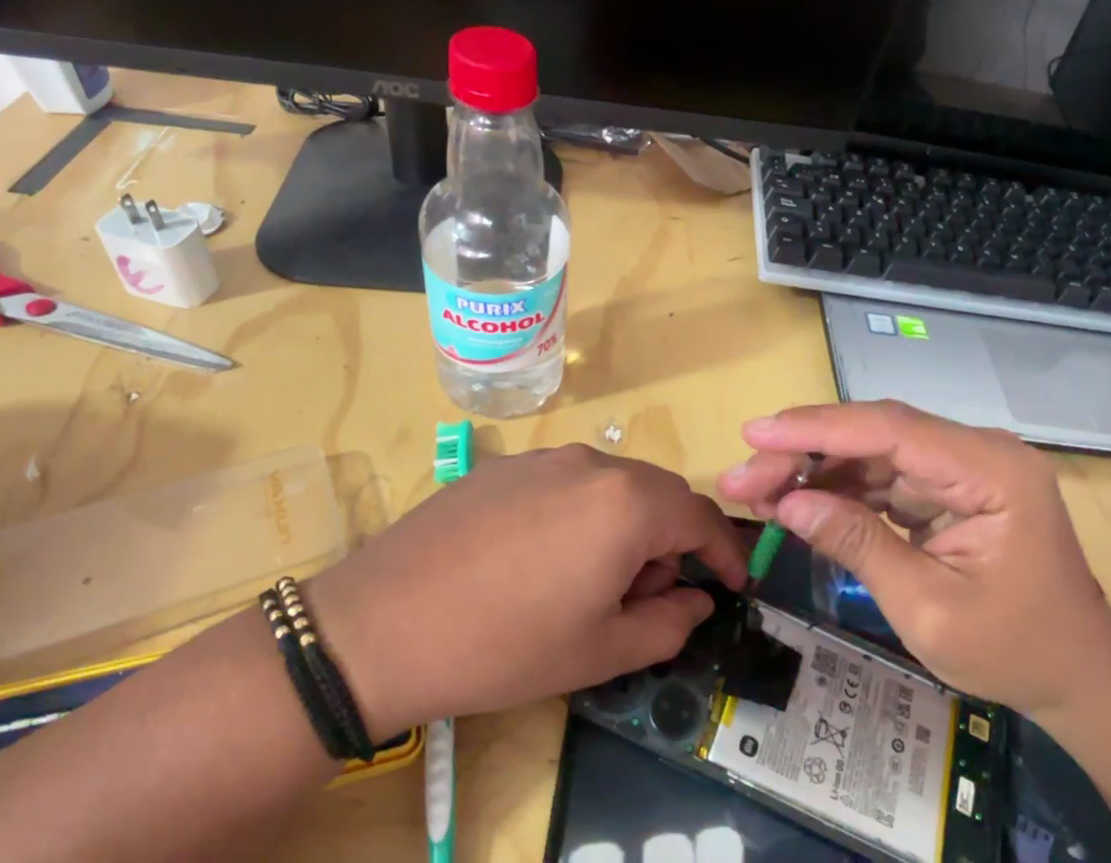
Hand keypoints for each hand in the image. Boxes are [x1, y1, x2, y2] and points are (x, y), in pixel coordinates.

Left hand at [308, 444, 746, 731]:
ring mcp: (537, 459)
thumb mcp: (601, 651)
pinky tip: (538, 562)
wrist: (378, 627)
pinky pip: (561, 485)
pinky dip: (577, 516)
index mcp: (627, 502)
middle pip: (655, 495)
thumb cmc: (505, 646)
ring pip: (607, 487)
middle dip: (669, 543)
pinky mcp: (496, 468)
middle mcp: (589, 463)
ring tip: (589, 583)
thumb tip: (696, 599)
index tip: (732, 585)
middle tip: (650, 597)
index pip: (700, 516)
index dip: (725, 553)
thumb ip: (669, 623)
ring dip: (622, 528)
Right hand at [718, 401, 1110, 715]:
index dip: (817, 428)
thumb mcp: (927, 607)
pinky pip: (887, 479)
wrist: (1076, 677)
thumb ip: (858, 545)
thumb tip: (788, 502)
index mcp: (992, 471)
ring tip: (756, 492)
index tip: (755, 433)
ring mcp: (967, 470)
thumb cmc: (1013, 650)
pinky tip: (797, 503)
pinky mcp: (952, 491)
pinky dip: (841, 491)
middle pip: (877, 436)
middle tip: (742, 478)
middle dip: (805, 453)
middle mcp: (980, 454)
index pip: (891, 430)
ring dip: (816, 472)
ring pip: (875, 454)